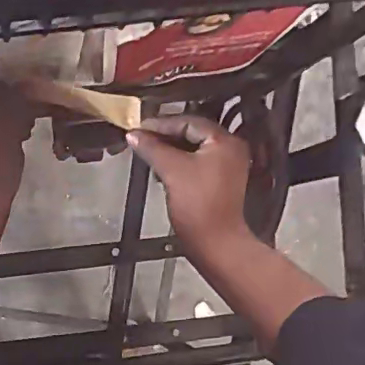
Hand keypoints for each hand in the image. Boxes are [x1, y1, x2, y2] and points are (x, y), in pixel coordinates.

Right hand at [128, 113, 330, 341]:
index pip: (189, 121)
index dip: (161, 124)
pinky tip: (161, 170)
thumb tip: (134, 134)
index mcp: (225, 141)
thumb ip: (152, 148)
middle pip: (192, 134)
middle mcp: (230, 149)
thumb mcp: (172, 171)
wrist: (214, 243)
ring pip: (193, 149)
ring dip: (169, 150)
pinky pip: (196, 164)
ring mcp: (227, 167)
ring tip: (147, 153)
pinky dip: (178, 163)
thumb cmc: (198, 205)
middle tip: (140, 139)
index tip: (138, 129)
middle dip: (165, 137)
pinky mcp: (219, 182)